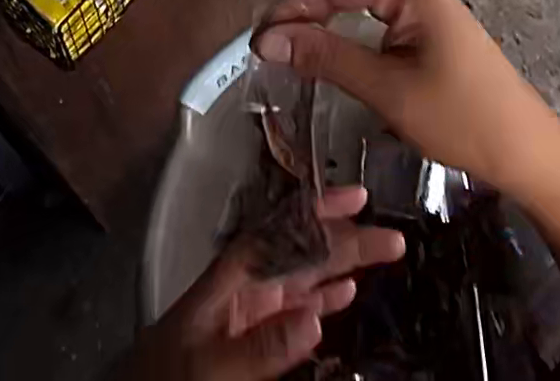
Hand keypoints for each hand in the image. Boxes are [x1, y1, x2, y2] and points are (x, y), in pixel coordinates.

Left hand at [119, 186, 404, 380]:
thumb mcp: (209, 366)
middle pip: (308, 251)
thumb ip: (262, 345)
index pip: (288, 229)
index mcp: (238, 274)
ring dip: (345, 263)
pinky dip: (325, 297)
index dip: (324, 209)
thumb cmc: (166, 377)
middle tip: (393, 238)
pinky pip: (298, 306)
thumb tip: (319, 314)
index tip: (360, 197)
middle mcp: (251, 282)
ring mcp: (254, 308)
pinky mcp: (256, 335)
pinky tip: (345, 294)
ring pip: (309, 275)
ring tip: (380, 252)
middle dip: (349, 240)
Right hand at [254, 0, 559, 199]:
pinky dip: (345, 18)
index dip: (292, 5)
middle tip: (270, 39)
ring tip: (289, 40)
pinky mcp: (427, 20)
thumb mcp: (387, 89)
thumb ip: (327, 57)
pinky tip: (328, 39)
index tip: (258, 40)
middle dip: (303, 0)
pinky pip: (376, 7)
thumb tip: (269, 39)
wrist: (523, 145)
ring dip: (322, 7)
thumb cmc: (459, 118)